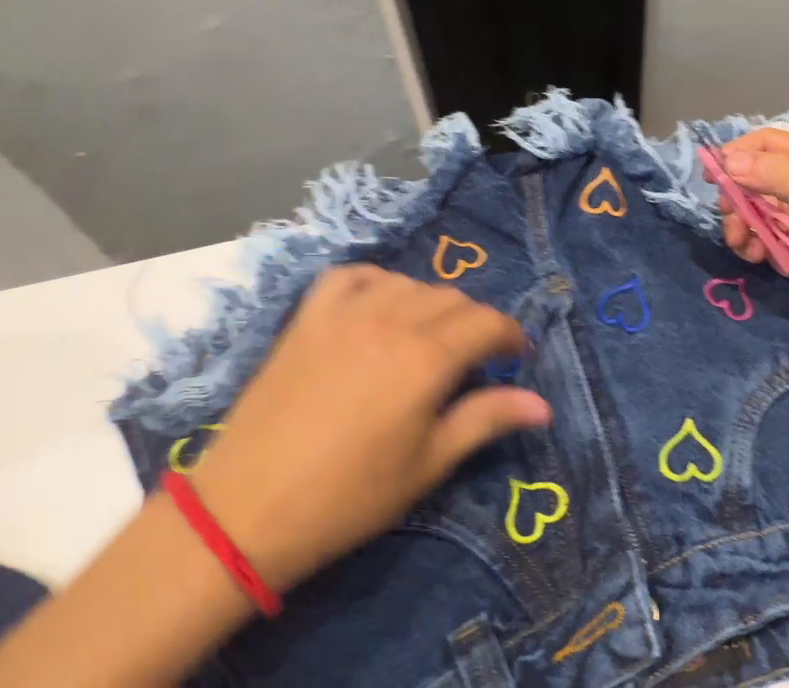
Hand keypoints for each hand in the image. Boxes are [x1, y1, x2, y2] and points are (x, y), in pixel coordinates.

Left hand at [186, 266, 549, 589]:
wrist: (245, 513)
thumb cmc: (348, 498)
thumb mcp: (428, 464)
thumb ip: (486, 420)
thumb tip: (543, 406)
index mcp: (427, 359)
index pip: (488, 323)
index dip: (511, 337)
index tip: (516, 358)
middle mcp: (390, 321)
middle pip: (453, 300)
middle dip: (475, 324)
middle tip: (474, 361)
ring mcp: (343, 314)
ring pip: (408, 284)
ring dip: (431, 305)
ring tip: (428, 339)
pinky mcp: (306, 319)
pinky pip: (351, 276)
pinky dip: (376, 283)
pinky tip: (379, 307)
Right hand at [715, 129, 788, 325]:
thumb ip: (776, 176)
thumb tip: (729, 161)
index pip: (764, 143)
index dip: (736, 154)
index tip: (712, 174)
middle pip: (749, 176)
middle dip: (734, 196)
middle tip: (730, 215)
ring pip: (746, 208)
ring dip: (738, 225)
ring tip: (743, 243)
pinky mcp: (784, 241)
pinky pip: (753, 234)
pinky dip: (748, 244)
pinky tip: (757, 257)